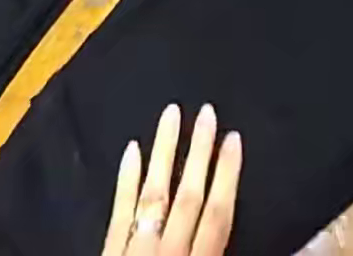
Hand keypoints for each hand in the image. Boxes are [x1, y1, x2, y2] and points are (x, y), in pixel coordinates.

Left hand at [101, 103, 243, 255]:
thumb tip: (242, 228)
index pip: (217, 216)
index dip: (227, 174)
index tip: (233, 139)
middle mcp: (169, 253)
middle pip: (188, 196)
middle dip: (200, 151)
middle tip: (207, 112)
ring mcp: (136, 252)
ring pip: (155, 194)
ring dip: (165, 151)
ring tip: (171, 113)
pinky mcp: (109, 254)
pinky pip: (119, 213)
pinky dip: (127, 179)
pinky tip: (132, 149)